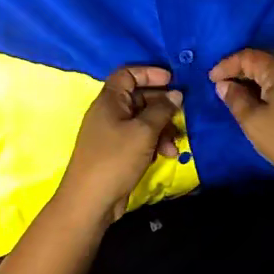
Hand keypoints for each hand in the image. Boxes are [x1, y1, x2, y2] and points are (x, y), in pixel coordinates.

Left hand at [55, 66, 181, 221]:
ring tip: (174, 146)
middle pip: (139, 98)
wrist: (91, 200)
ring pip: (143, 121)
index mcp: (109, 100)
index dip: (149, 73)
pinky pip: (140, 139)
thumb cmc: (115, 159)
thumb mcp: (144, 131)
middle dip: (163, 106)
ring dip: (162, 129)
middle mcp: (109, 113)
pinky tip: (167, 156)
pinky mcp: (117, 153)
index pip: (127, 74)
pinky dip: (154, 144)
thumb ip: (162, 110)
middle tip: (182, 115)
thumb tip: (176, 94)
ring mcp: (112, 134)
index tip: (172, 79)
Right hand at [208, 49, 273, 189]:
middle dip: (240, 69)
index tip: (210, 79)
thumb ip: (236, 99)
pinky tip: (257, 102)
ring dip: (253, 79)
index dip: (227, 65)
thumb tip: (224, 84)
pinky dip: (265, 87)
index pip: (248, 56)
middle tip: (222, 84)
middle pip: (263, 59)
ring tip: (236, 94)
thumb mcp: (253, 121)